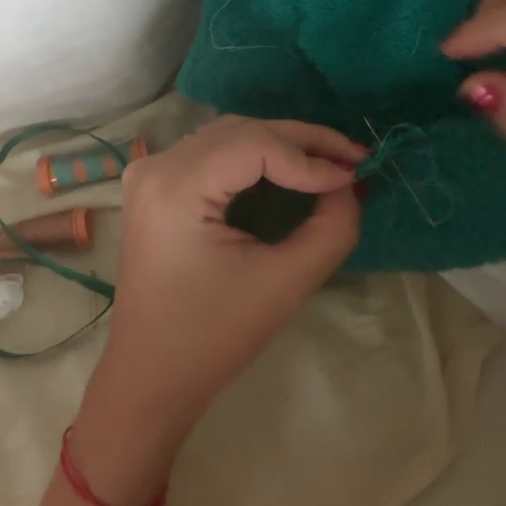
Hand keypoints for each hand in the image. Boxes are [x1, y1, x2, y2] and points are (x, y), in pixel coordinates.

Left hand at [96, 117, 364, 418]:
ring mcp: (150, 172)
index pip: (254, 145)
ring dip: (280, 143)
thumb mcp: (284, 284)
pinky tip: (290, 169)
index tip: (355, 176)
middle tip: (355, 157)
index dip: (309, 157)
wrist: (151, 375)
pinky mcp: (156, 185)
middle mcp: (156, 166)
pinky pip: (213, 152)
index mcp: (174, 187)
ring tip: (330, 161)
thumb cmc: (213, 337)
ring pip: (228, 135)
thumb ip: (329, 229)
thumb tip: (349, 186)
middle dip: (302, 141)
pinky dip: (254, 155)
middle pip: (240, 131)